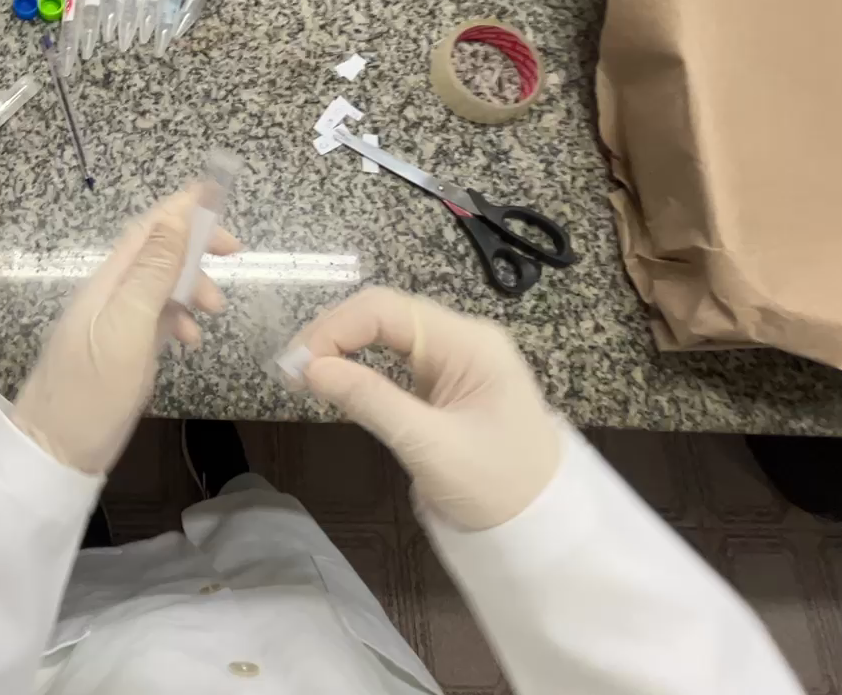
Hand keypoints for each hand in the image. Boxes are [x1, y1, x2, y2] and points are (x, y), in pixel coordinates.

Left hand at [13, 189, 241, 474]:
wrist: (54, 451)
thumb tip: (175, 218)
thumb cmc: (92, 390)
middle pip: (157, 251)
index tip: (218, 192)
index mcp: (109, 280)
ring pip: (160, 284)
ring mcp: (113, 319)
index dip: (182, 206)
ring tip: (215, 311)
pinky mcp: (119, 345)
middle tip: (234, 253)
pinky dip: (178, 319)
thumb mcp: (128, 327)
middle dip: (195, 246)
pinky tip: (190, 341)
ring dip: (190, 287)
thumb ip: (152, 273)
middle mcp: (109, 291)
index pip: (148, 227)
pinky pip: (155, 316)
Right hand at [283, 287, 560, 529]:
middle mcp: (461, 336)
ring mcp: (454, 355)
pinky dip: (359, 360)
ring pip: (383, 329)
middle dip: (333, 333)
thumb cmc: (497, 489)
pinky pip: (392, 352)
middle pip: (382, 312)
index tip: (297, 364)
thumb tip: (309, 369)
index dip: (334, 328)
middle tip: (293, 370)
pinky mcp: (444, 376)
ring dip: (341, 344)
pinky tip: (336, 377)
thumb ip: (369, 400)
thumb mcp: (430, 446)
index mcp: (467, 342)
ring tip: (305, 373)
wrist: (548, 532)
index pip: (385, 310)